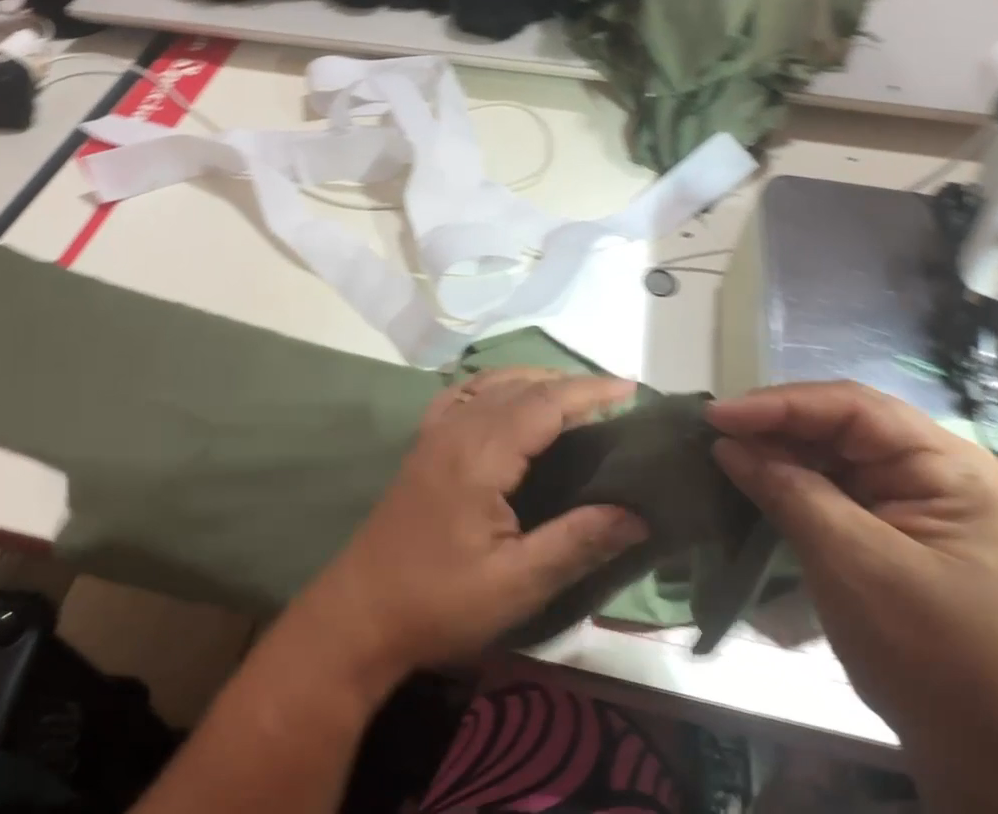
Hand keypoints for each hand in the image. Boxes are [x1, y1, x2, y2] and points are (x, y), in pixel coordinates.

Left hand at [289, 369, 649, 682]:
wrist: (359, 615)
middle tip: (615, 398)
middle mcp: (454, 431)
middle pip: (519, 386)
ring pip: (488, 385)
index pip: (544, 403)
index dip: (590, 391)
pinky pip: (461, 398)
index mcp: (479, 455)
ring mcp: (432, 436)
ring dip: (533, 381)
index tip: (633, 389)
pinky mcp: (421, 450)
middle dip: (569, 384)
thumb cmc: (440, 602)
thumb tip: (639, 514)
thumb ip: (576, 542)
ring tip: (575, 398)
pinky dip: (494, 388)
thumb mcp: (516, 583)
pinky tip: (507, 404)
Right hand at [706, 381, 997, 743]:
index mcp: (946, 466)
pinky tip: (755, 482)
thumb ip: (790, 493)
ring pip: (836, 454)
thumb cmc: (928, 651)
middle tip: (713, 431)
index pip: (854, 409)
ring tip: (723, 451)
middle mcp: (934, 469)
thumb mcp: (852, 564)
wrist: (983, 745)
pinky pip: (837, 487)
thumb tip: (729, 445)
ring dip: (780, 451)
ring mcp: (916, 500)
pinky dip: (793, 482)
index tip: (716, 417)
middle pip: (844, 425)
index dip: (780, 405)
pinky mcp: (894, 529)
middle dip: (777, 424)